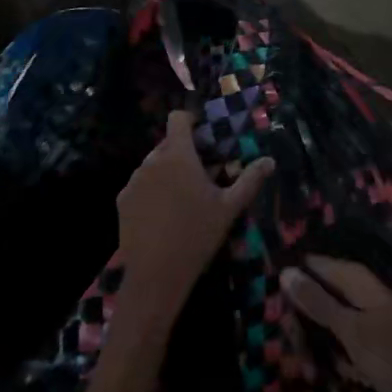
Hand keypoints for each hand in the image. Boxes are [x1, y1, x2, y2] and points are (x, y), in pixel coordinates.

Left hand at [117, 111, 273, 318]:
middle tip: (200, 174)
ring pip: (152, 165)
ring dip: (166, 172)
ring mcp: (134, 180)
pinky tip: (162, 216)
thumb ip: (250, 180)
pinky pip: (140, 185)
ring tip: (182, 199)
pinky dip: (151, 191)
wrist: (156, 273)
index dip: (190, 120)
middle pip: (167, 143)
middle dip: (182, 152)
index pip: (177, 118)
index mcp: (177, 155)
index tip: (203, 134)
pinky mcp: (122, 200)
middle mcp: (151, 161)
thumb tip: (269, 161)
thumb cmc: (197, 234)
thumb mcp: (229, 208)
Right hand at [281, 257, 391, 391]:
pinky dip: (332, 360)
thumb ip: (318, 302)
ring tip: (306, 368)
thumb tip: (285, 271)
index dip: (293, 276)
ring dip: (315, 346)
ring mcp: (367, 324)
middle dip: (301, 321)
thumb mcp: (352, 330)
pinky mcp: (372, 350)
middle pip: (319, 297)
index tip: (267, 291)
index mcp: (358, 283)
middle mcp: (362, 297)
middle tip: (289, 344)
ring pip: (328, 325)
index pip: (315, 264)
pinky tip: (325, 377)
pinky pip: (341, 348)